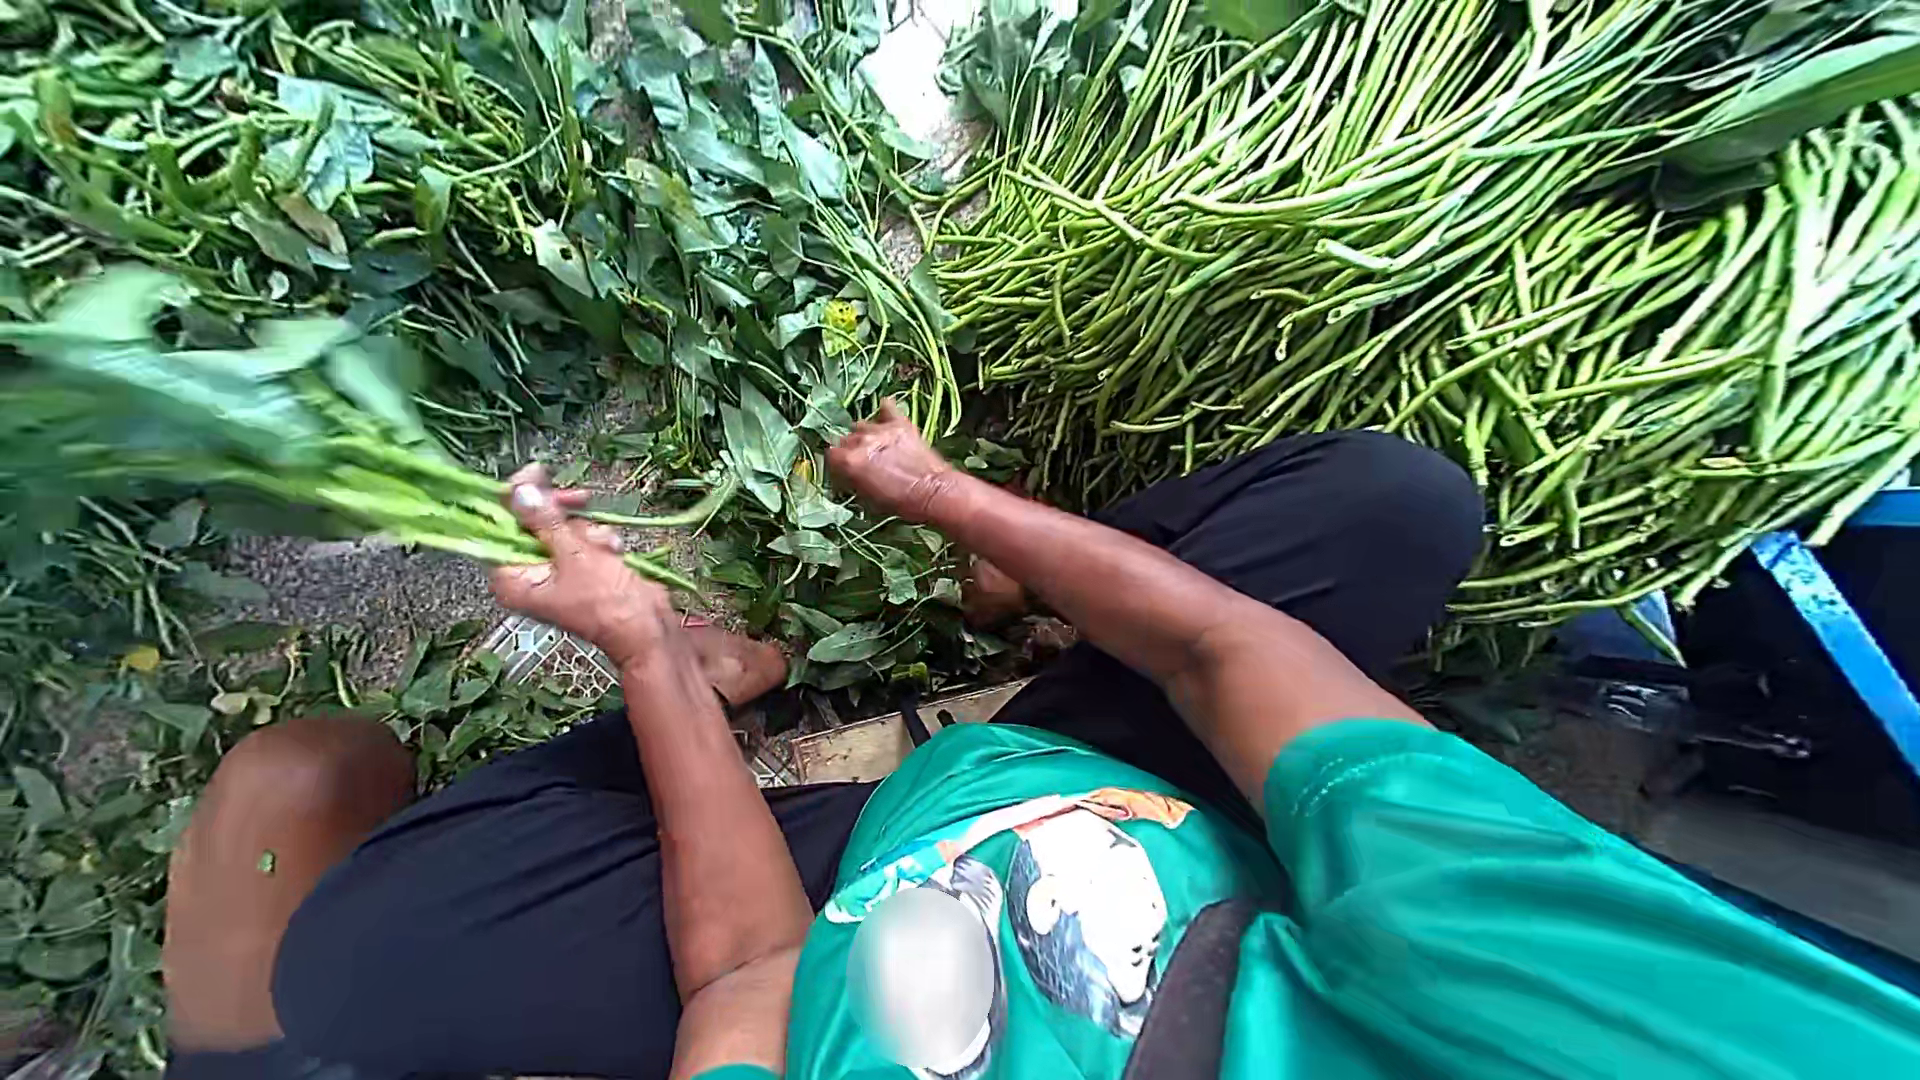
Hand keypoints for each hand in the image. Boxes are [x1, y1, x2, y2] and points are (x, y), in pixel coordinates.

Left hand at [489, 464, 675, 668]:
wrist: (648, 628)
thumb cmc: (608, 601)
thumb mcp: (575, 556)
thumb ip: (546, 521)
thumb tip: (520, 490)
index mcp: (512, 578)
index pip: (501, 526)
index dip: (519, 498)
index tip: (538, 473)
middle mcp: (529, 575)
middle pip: (534, 526)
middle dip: (563, 516)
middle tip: (581, 499)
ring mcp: (558, 573)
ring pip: (564, 531)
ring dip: (589, 531)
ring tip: (607, 546)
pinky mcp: (584, 572)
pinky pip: (584, 543)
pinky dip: (600, 542)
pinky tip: (615, 552)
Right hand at [827, 399, 961, 523]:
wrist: (933, 493)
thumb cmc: (900, 503)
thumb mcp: (867, 499)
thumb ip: (852, 480)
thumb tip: (846, 475)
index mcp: (850, 461)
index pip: (831, 455)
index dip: (837, 465)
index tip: (844, 472)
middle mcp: (861, 441)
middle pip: (845, 439)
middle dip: (850, 451)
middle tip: (862, 463)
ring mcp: (881, 430)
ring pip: (861, 425)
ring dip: (864, 435)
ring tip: (875, 446)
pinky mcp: (900, 424)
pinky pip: (886, 408)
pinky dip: (884, 412)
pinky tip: (885, 416)